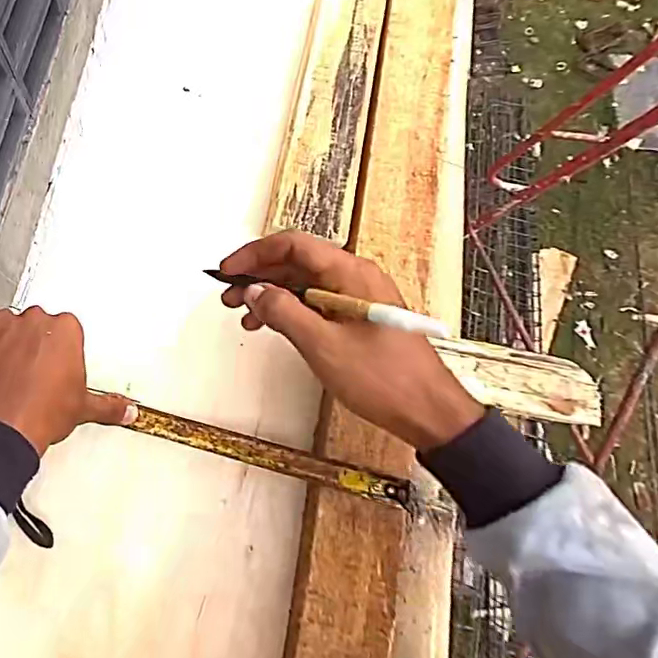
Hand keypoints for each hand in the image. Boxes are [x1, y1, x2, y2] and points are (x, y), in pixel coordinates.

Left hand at [0, 306, 134, 454]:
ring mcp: (0, 325)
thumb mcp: (81, 409)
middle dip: (29, 346)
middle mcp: (33, 320)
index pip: (64, 332)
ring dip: (0, 346)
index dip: (56, 353)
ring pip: (1, 328)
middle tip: (26, 377)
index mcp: (65, 330)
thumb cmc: (38, 414)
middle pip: (32, 326)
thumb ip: (107, 405)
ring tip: (0, 379)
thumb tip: (126, 410)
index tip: (52, 371)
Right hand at [219, 231, 482, 449]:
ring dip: (271, 295)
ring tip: (243, 313)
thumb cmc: (387, 379)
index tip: (230, 269)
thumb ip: (283, 312)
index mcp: (351, 274)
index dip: (255, 254)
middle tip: (229, 294)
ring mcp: (357, 298)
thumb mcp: (322, 345)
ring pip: (303, 284)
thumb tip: (254, 291)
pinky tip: (271, 325)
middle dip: (259, 276)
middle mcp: (355, 278)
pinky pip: (316, 303)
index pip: (294, 245)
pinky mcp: (358, 317)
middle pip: (297, 263)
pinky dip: (290, 311)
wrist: (427, 412)